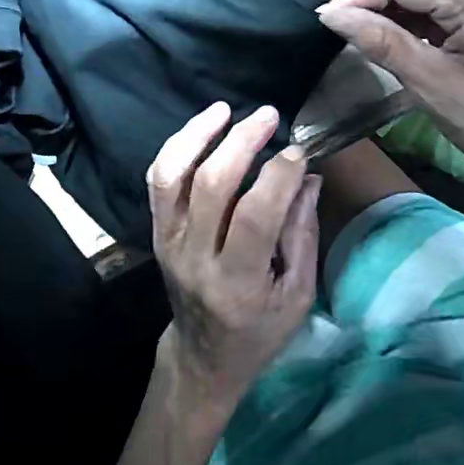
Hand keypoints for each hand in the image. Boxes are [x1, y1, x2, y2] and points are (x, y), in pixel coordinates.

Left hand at [146, 102, 320, 416]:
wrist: (203, 354)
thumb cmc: (259, 330)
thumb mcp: (297, 296)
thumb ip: (302, 234)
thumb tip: (307, 175)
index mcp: (238, 283)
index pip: (254, 217)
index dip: (277, 177)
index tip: (297, 151)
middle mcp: (196, 258)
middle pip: (211, 186)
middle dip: (241, 142)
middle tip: (268, 115)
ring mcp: (169, 241)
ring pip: (172, 176)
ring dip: (197, 135)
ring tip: (223, 109)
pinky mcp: (156, 230)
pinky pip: (158, 180)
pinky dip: (177, 148)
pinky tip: (200, 129)